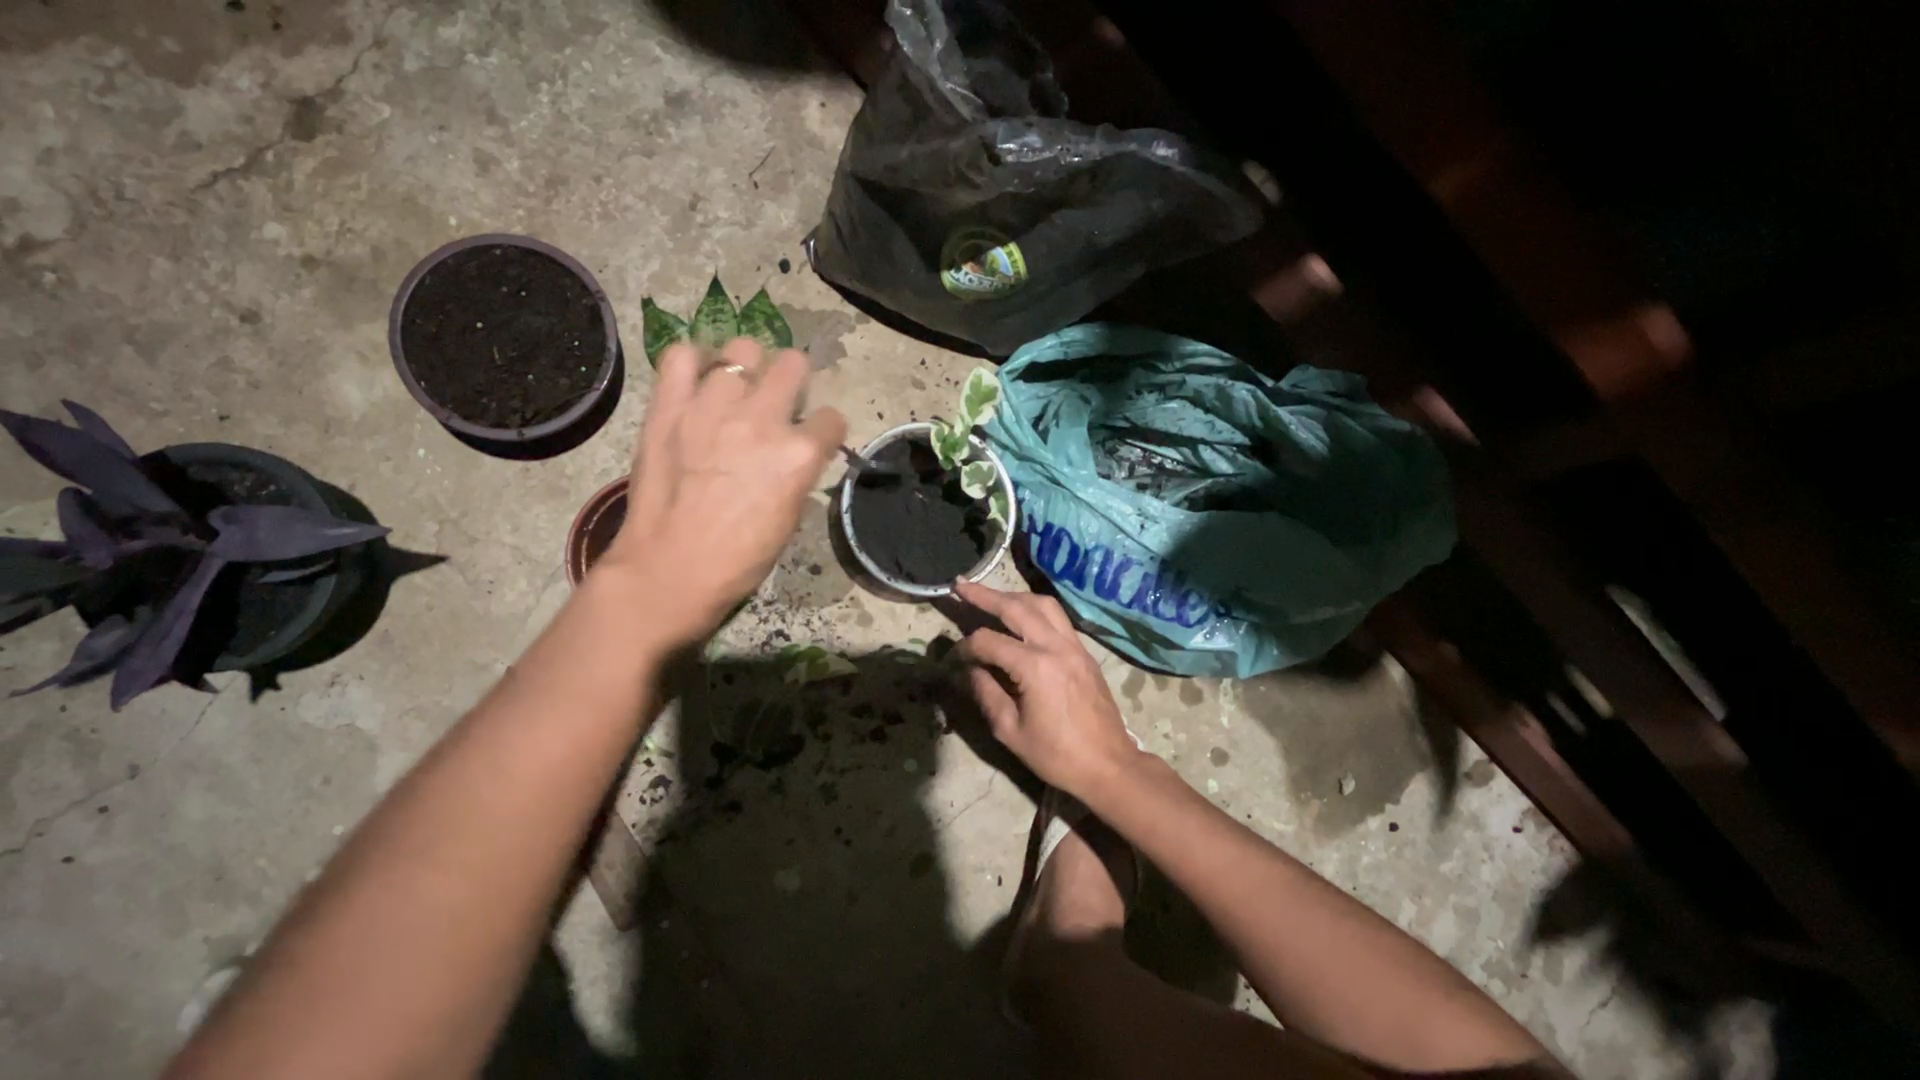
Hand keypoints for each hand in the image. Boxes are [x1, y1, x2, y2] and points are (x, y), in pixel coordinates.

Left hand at [597, 339, 846, 648]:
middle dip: (792, 382)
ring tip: (733, 390)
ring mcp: (713, 407)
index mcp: (799, 454)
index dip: (824, 429)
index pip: (831, 419)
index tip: (813, 438)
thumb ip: (797, 472)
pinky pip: (682, 355)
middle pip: (794, 365)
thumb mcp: (789, 517)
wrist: (671, 570)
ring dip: (746, 369)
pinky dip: (692, 362)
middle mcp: (762, 420)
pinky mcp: (670, 405)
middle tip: (775, 403)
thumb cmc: (738, 559)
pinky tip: (696, 383)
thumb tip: (795, 452)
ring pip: (743, 350)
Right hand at [953, 581, 1144, 797]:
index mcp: (1035, 667)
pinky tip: (1022, 616)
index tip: (953, 659)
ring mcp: (1075, 646)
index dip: (965, 648)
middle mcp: (1056, 647)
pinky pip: (1058, 619)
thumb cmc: (1057, 755)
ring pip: (1043, 605)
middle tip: (962, 586)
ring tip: (993, 596)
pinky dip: (1036, 610)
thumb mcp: (1010, 731)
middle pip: (1017, 608)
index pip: (989, 642)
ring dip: (1015, 597)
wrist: (1108, 765)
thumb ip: (986, 693)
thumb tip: (970, 670)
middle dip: (986, 595)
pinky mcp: (1085, 653)